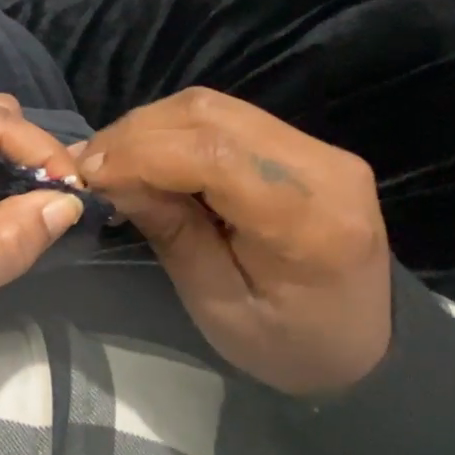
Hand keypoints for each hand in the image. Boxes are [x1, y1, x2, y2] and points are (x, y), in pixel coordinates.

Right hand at [79, 88, 391, 395]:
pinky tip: (147, 155)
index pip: (213, 155)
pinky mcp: (303, 144)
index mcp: (308, 220)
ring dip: (148, 127)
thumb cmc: (289, 344)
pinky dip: (172, 129)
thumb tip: (112, 178)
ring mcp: (317, 148)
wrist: (369, 347)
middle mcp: (321, 166)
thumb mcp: (219, 306)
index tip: (86, 175)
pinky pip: (224, 116)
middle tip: (88, 167)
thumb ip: (172, 233)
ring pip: (211, 106)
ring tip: (110, 161)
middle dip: (134, 134)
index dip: (139, 154)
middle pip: (209, 117)